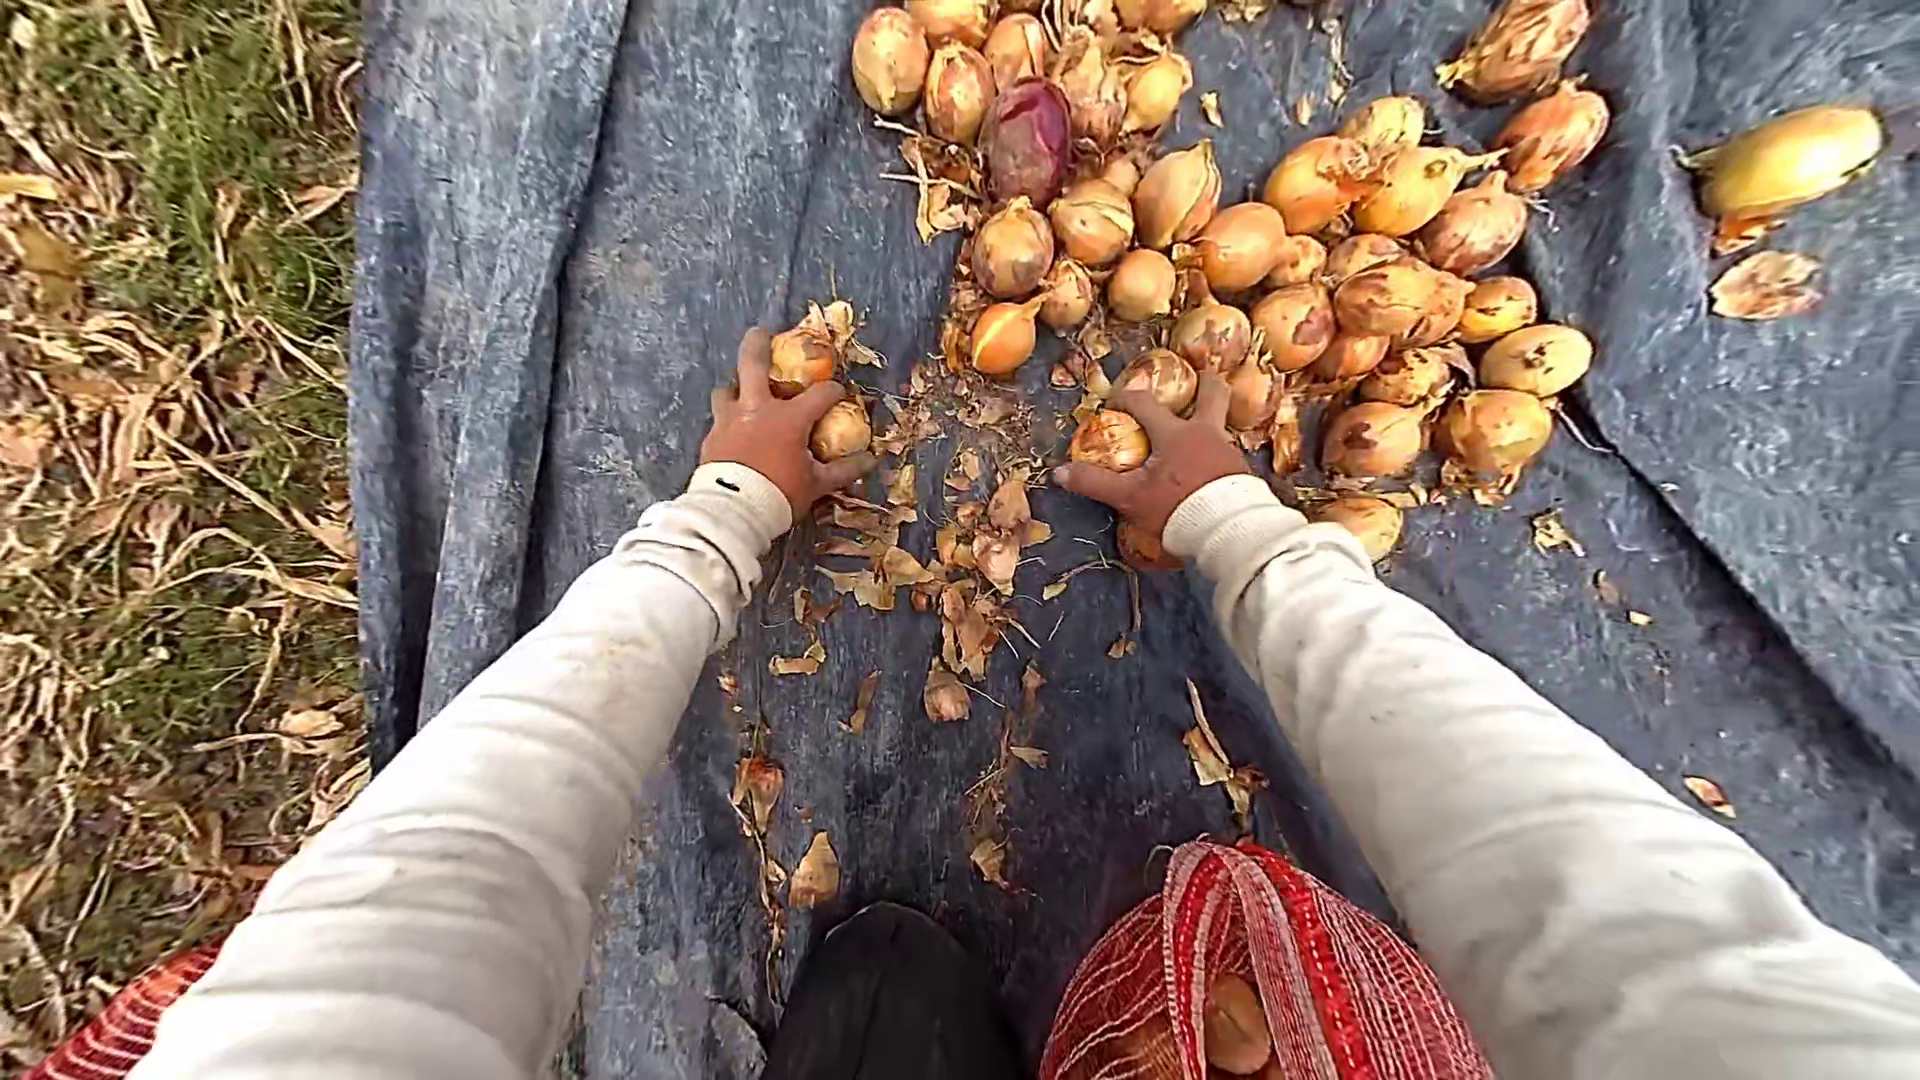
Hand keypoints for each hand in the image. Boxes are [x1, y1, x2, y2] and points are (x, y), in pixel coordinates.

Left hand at [701, 328, 876, 519]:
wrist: (734, 511)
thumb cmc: (780, 493)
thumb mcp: (817, 484)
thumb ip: (843, 471)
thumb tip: (870, 461)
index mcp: (788, 418)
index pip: (820, 394)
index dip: (834, 391)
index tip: (839, 393)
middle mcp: (757, 409)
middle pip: (753, 363)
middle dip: (758, 343)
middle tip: (761, 332)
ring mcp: (729, 421)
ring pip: (727, 389)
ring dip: (735, 388)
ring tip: (741, 392)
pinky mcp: (711, 438)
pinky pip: (719, 421)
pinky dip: (728, 421)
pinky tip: (733, 432)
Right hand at [1052, 371, 1250, 541]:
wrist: (1228, 532)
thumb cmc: (1176, 507)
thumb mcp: (1129, 496)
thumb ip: (1094, 483)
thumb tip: (1059, 473)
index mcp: (1176, 434)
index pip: (1145, 403)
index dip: (1126, 397)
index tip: (1114, 400)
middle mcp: (1207, 434)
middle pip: (1212, 395)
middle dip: (1204, 382)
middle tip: (1201, 375)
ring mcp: (1229, 453)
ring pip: (1221, 426)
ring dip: (1212, 421)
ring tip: (1199, 430)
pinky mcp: (1242, 475)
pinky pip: (1228, 454)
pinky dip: (1216, 453)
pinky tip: (1209, 467)